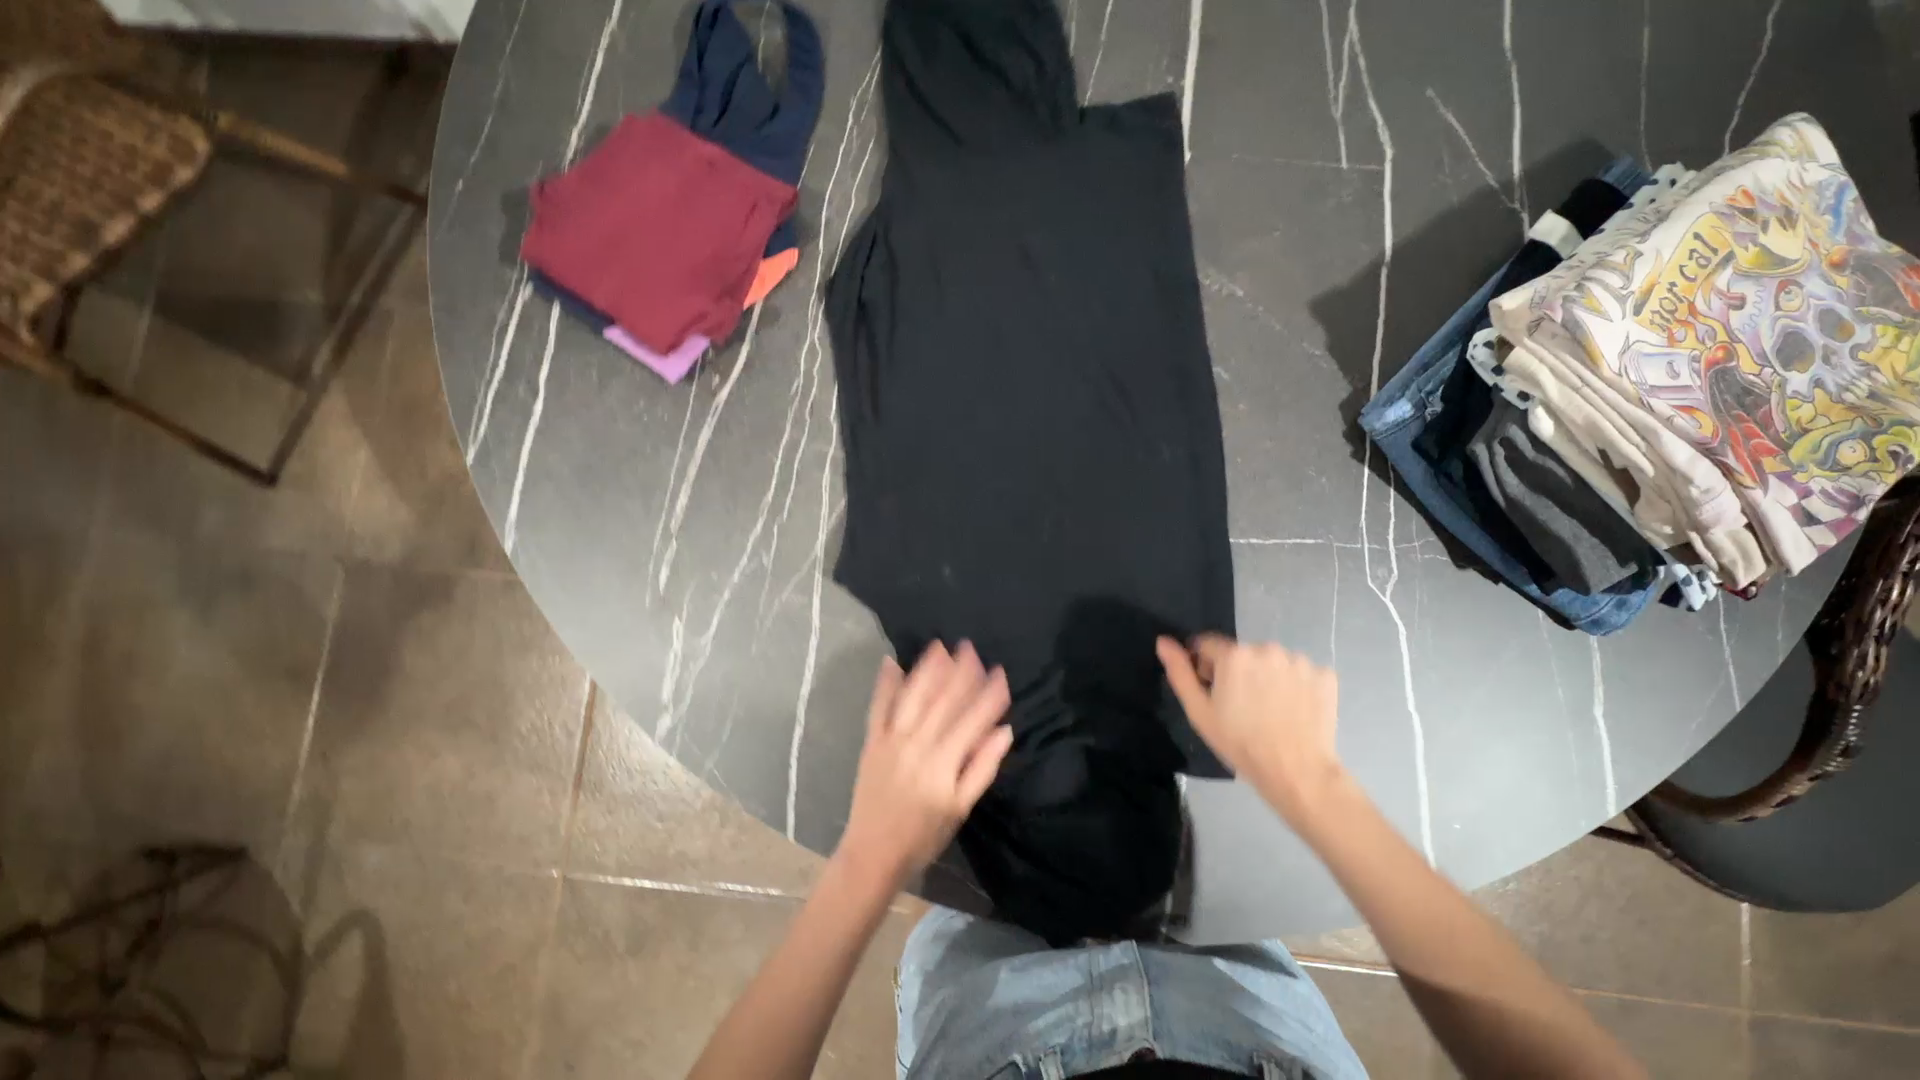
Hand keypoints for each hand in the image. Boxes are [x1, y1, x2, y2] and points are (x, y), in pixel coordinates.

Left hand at [835, 642, 1013, 890]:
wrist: (873, 853)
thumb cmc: (924, 836)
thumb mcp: (960, 808)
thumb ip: (982, 768)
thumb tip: (1004, 731)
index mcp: (943, 762)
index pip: (972, 719)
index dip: (989, 695)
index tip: (1001, 673)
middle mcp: (917, 744)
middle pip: (943, 701)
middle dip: (960, 673)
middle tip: (972, 649)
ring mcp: (891, 740)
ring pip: (913, 697)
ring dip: (927, 670)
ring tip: (940, 648)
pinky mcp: (871, 742)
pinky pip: (878, 707)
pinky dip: (885, 684)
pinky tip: (892, 663)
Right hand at [1156, 634, 1347, 824]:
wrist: (1296, 771)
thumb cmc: (1240, 743)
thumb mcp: (1199, 712)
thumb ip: (1180, 672)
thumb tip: (1164, 641)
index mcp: (1235, 654)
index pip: (1207, 645)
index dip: (1205, 667)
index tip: (1213, 692)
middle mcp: (1268, 648)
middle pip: (1243, 653)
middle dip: (1238, 672)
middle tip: (1240, 707)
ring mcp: (1299, 661)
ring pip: (1273, 662)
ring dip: (1267, 678)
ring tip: (1269, 711)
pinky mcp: (1324, 675)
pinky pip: (1301, 673)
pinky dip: (1295, 686)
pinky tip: (1292, 711)